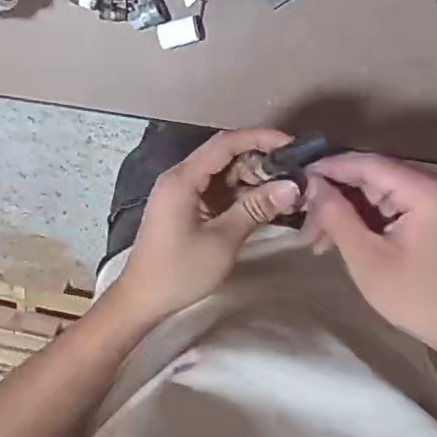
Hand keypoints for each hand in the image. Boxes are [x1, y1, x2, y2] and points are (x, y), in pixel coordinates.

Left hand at [106, 128, 300, 326]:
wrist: (142, 298)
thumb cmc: (178, 272)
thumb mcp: (222, 240)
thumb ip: (255, 209)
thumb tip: (292, 186)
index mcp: (182, 180)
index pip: (224, 143)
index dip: (260, 138)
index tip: (294, 145)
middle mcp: (178, 179)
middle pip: (224, 155)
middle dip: (261, 161)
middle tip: (295, 176)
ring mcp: (180, 193)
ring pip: (222, 173)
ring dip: (252, 179)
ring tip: (286, 191)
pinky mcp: (183, 208)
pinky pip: (215, 190)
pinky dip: (239, 194)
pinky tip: (264, 204)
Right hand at [301, 153, 436, 374]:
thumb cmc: (417, 299)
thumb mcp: (366, 258)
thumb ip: (336, 214)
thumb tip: (311, 183)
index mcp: (433, 192)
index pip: (371, 164)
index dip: (330, 167)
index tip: (297, 176)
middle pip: (377, 177)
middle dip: (337, 197)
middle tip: (306, 223)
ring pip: (385, 191)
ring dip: (351, 210)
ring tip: (320, 238)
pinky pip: (401, 203)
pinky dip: (372, 217)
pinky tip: (346, 236)